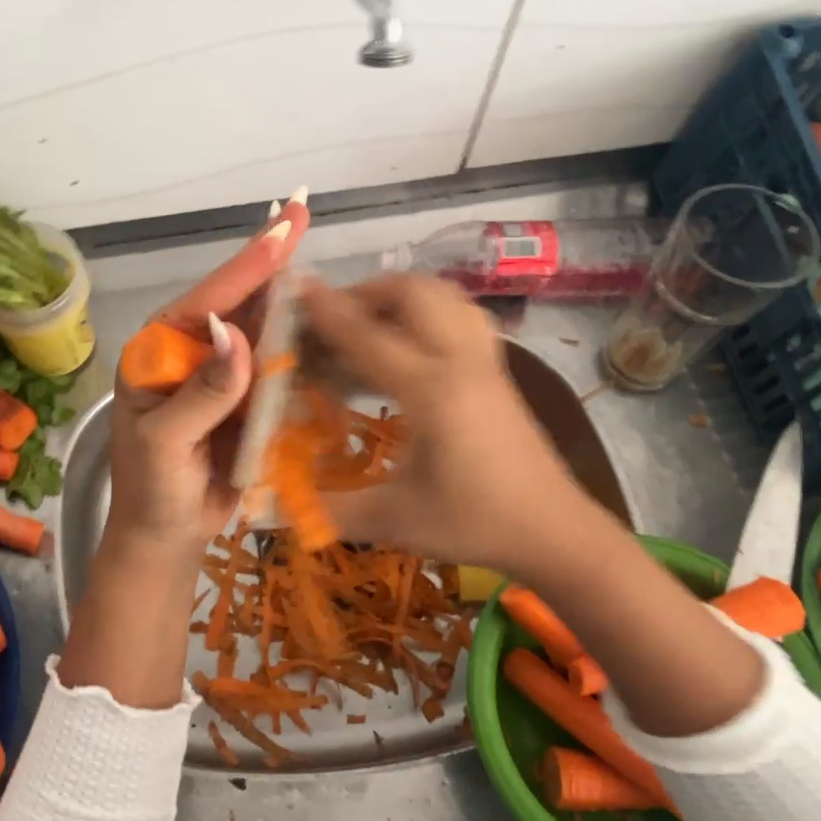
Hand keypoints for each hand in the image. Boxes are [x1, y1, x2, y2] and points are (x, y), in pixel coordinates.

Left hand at [100, 193, 309, 558]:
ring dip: (293, 306)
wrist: (167, 537)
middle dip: (272, 267)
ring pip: (263, 333)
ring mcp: (223, 379)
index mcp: (159, 353)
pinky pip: (278, 371)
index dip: (247, 265)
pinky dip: (301, 353)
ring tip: (327, 271)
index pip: (206, 302)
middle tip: (305, 216)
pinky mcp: (247, 403)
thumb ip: (200, 393)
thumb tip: (236, 335)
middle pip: (238, 305)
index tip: (284, 227)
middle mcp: (192, 355)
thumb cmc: (152, 491)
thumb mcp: (165, 443)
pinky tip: (329, 330)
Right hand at [300, 272, 613, 571]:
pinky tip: (407, 344)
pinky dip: (427, 313)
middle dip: (365, 292)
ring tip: (364, 322)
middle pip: (413, 294)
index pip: (369, 337)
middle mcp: (461, 363)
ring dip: (399, 297)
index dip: (328, 313)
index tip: (296, 289)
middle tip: (329, 317)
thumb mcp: (393, 520)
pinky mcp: (498, 373)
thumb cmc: (472, 524)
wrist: (551, 531)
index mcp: (432, 392)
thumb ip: (328, 508)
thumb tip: (269, 506)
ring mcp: (485, 363)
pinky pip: (460, 318)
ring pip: (443, 297)